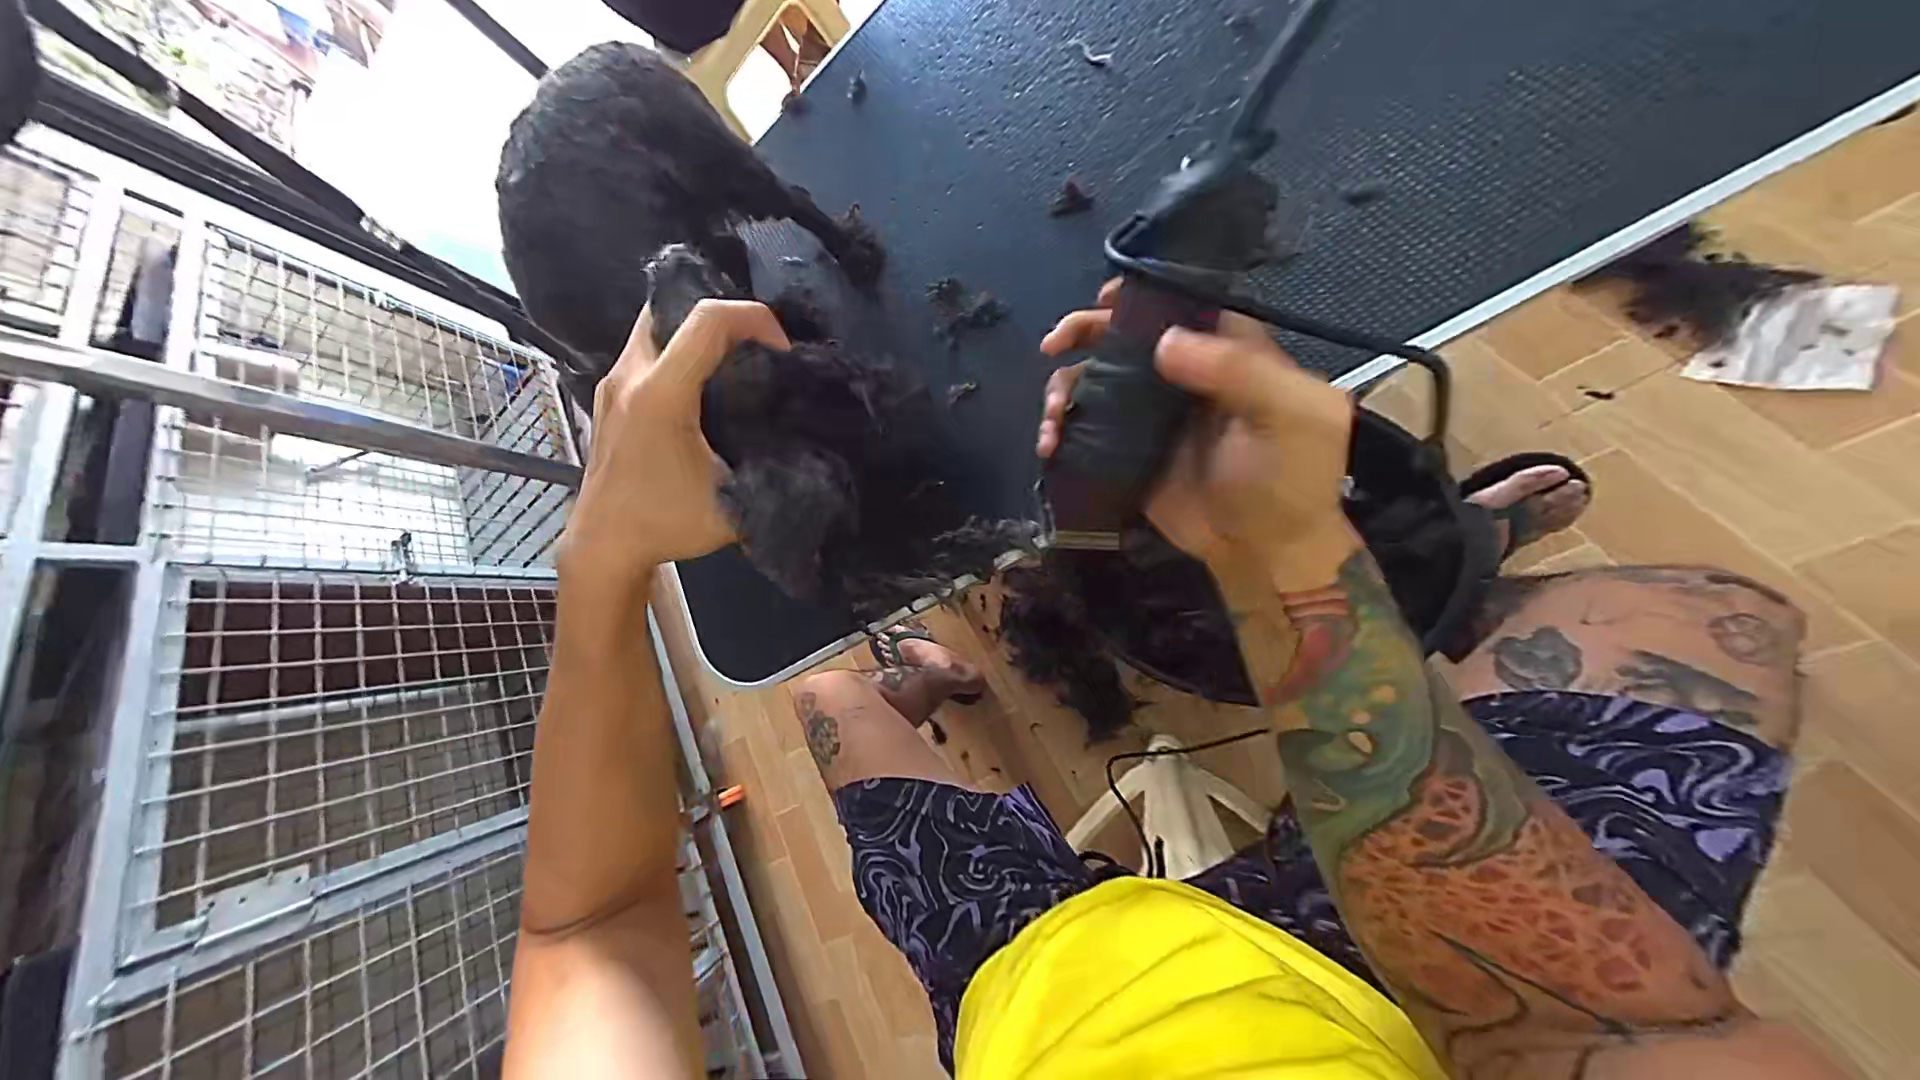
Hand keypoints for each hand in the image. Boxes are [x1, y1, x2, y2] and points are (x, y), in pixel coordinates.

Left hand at [560, 299, 790, 584]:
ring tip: (736, 362)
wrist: (605, 545)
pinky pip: (648, 348)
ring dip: (699, 332)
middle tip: (758, 349)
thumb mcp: (734, 506)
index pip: (708, 321)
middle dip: (725, 318)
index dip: (755, 319)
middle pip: (675, 307)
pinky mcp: (609, 394)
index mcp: (661, 396)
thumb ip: (774, 476)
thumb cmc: (666, 525)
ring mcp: (613, 382)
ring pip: (657, 324)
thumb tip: (810, 452)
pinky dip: (680, 349)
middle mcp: (630, 376)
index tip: (782, 351)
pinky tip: (705, 383)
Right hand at [1037, 281, 1358, 588]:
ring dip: (1064, 389)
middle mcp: (1185, 377)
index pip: (1181, 307)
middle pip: (1126, 339)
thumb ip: (1239, 370)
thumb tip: (1164, 342)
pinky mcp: (1127, 452)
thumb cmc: (1290, 481)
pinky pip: (1087, 430)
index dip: (1140, 296)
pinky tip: (1050, 445)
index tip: (1104, 299)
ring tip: (1052, 417)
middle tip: (1055, 344)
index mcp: (1229, 355)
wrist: (1262, 551)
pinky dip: (1062, 430)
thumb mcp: (1290, 416)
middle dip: (1084, 334)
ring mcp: (1151, 416)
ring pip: (1097, 382)